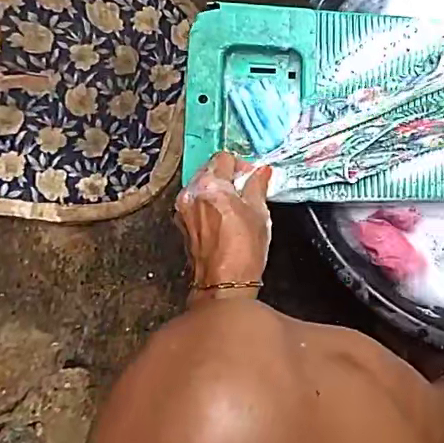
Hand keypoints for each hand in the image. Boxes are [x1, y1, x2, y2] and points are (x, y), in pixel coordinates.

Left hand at [176, 152, 272, 292]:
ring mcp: (183, 210)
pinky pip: (195, 204)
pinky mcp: (181, 225)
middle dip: (227, 176)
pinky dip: (207, 204)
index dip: (241, 165)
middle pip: (209, 170)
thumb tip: (262, 172)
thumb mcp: (259, 213)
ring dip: (216, 189)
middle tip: (245, 190)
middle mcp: (192, 193)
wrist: (224, 284)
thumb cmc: (245, 249)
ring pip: (200, 186)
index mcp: (211, 185)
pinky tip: (222, 218)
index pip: (223, 158)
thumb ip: (258, 186)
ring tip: (234, 206)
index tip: (251, 176)